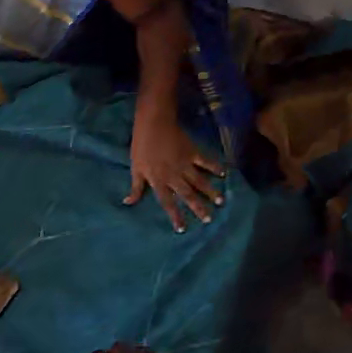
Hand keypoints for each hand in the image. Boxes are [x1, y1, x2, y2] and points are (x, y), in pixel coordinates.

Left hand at [126, 112, 223, 231]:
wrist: (153, 123)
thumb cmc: (141, 146)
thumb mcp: (135, 168)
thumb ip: (135, 187)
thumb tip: (127, 203)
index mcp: (158, 180)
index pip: (167, 202)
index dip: (175, 216)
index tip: (182, 229)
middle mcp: (173, 175)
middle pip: (187, 194)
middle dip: (198, 207)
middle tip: (208, 219)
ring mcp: (184, 163)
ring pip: (199, 181)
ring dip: (210, 191)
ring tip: (221, 202)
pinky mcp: (192, 151)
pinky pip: (205, 161)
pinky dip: (214, 167)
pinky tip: (224, 173)